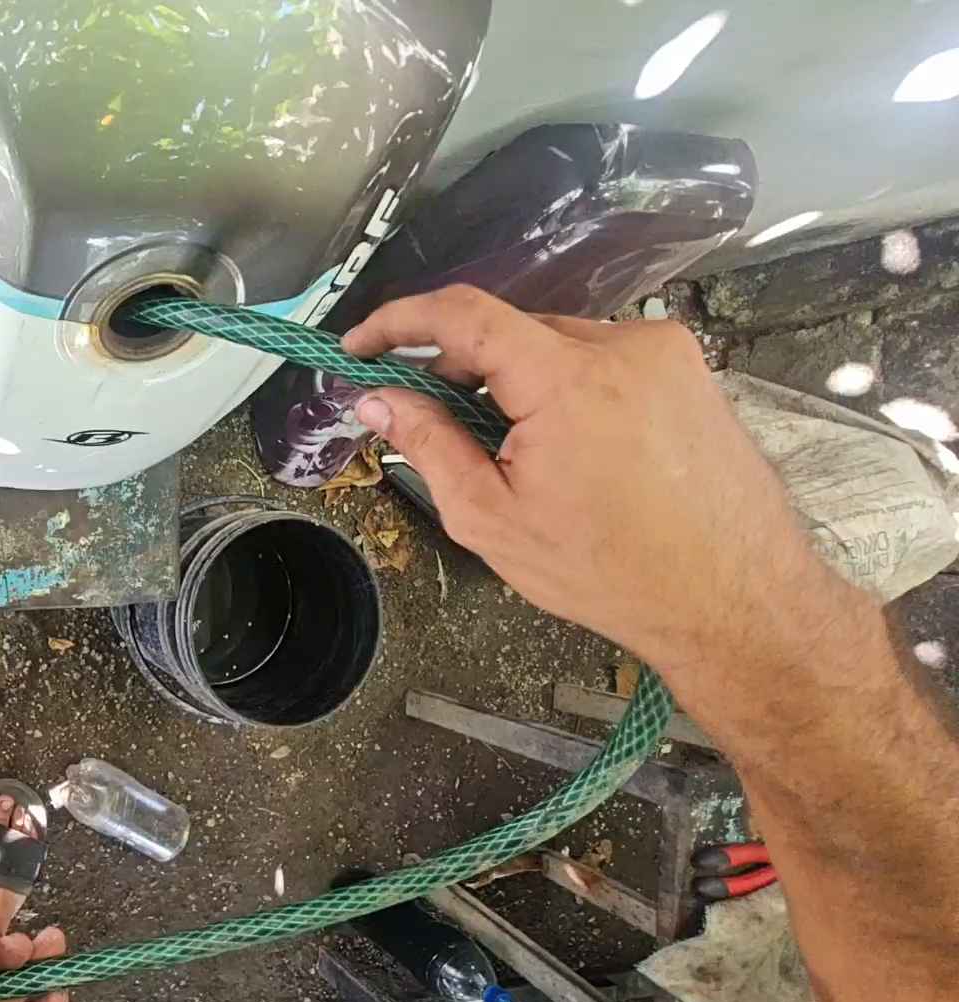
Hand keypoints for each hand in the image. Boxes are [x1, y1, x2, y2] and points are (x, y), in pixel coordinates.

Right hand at [342, 285, 824, 674]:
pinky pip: (587, 356)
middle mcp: (624, 347)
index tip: (357, 345)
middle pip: (503, 330)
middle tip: (417, 415)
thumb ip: (426, 443)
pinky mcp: (683, 370)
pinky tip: (542, 438)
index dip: (397, 321)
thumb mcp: (487, 514)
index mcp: (569, 381)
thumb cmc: (602, 568)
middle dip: (447, 366)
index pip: (463, 315)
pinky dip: (545, 383)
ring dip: (498, 379)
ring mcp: (663, 354)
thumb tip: (375, 399)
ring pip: (544, 342)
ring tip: (490, 443)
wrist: (733, 598)